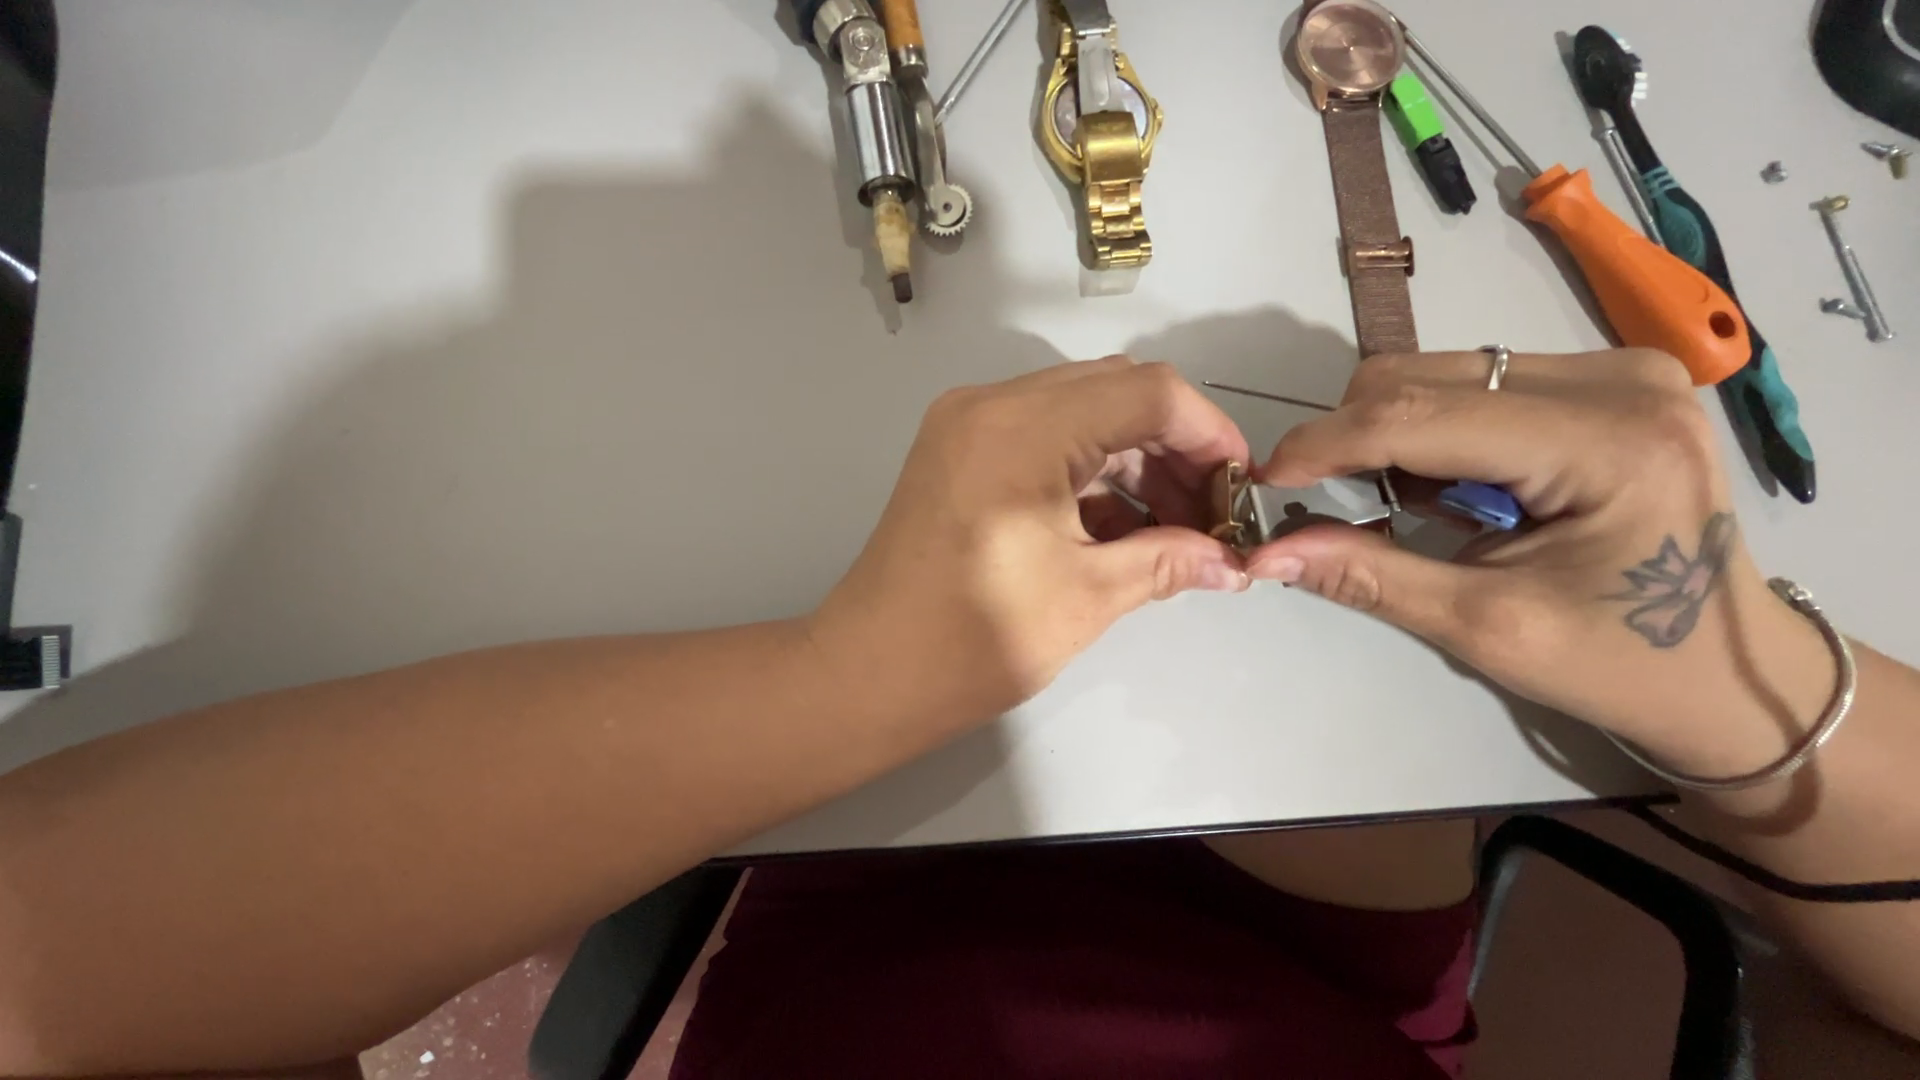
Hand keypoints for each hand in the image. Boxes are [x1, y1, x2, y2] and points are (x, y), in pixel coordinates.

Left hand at [811, 358, 1250, 732]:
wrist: (871, 673)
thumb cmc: (976, 639)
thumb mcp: (1088, 596)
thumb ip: (1168, 560)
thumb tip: (1231, 561)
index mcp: (1024, 427)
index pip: (1147, 392)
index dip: (1208, 433)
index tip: (1236, 487)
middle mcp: (991, 405)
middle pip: (1113, 392)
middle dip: (1172, 447)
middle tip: (1206, 514)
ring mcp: (967, 425)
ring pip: (1078, 413)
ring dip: (1131, 460)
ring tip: (1170, 528)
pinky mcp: (958, 453)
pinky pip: (1041, 439)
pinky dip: (1086, 471)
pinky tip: (1119, 526)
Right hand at [1248, 349, 1833, 779]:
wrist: (1732, 670)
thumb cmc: (1620, 663)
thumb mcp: (1484, 627)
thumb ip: (1368, 576)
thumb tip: (1264, 553)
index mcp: (1606, 442)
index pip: (1420, 417)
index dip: (1324, 445)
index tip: (1263, 484)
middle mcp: (1617, 379)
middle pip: (1418, 377)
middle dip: (1352, 440)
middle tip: (1338, 511)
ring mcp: (1616, 369)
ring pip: (1434, 371)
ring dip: (1389, 437)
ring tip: (1414, 510)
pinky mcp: (1605, 378)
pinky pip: (1468, 382)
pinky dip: (1428, 432)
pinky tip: (1455, 489)